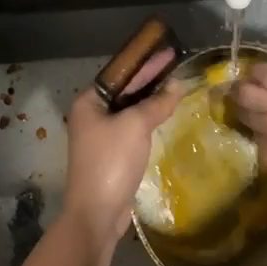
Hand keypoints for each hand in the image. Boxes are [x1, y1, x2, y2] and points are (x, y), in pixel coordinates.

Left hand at [61, 49, 179, 247]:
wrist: (97, 214)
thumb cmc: (111, 161)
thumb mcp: (136, 126)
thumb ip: (157, 103)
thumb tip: (176, 86)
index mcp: (89, 102)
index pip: (121, 73)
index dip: (146, 62)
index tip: (168, 51)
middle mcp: (92, 115)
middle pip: (125, 90)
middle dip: (150, 80)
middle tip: (176, 66)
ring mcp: (101, 136)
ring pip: (130, 110)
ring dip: (151, 100)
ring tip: (176, 86)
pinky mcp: (112, 154)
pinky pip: (132, 128)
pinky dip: (148, 119)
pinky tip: (165, 114)